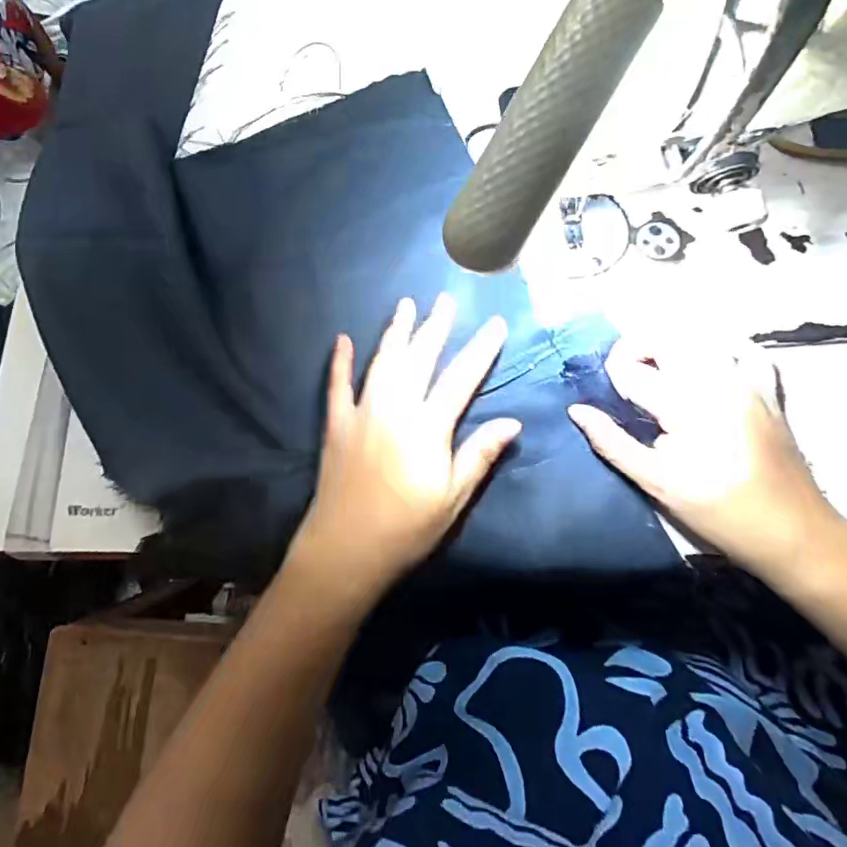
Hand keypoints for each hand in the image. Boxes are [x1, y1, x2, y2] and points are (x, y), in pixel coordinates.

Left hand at [283, 295, 522, 607]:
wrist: (346, 547)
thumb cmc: (407, 528)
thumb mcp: (452, 498)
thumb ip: (479, 455)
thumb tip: (512, 422)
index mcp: (427, 428)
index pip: (461, 379)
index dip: (481, 350)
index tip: (496, 324)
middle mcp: (393, 409)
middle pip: (418, 359)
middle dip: (435, 327)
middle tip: (446, 300)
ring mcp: (360, 413)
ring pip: (381, 363)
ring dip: (395, 333)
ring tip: (406, 306)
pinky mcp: (335, 424)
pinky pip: (337, 385)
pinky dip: (340, 361)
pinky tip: (343, 339)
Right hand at [566, 333, 845, 580]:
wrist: (796, 535)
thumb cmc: (719, 512)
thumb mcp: (655, 483)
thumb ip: (611, 442)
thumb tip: (577, 410)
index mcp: (688, 405)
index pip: (632, 370)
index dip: (611, 378)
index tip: (605, 399)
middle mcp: (719, 383)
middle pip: (666, 339)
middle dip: (634, 350)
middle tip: (621, 378)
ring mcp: (749, 384)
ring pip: (702, 339)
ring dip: (670, 347)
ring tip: (655, 372)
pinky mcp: (769, 393)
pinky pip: (745, 352)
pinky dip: (720, 349)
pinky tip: (704, 367)